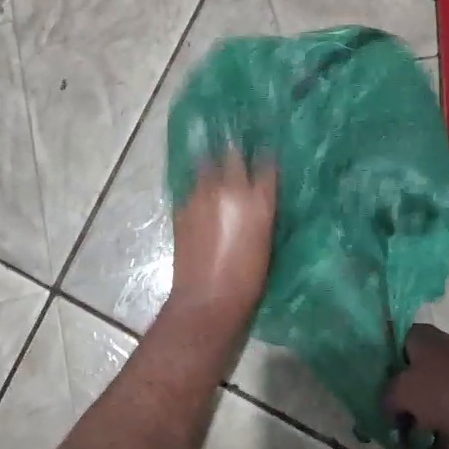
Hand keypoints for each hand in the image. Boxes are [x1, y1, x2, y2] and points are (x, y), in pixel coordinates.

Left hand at [167, 149, 277, 330]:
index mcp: (259, 199)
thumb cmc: (248, 279)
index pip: (266, 162)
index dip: (265, 155)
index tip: (265, 150)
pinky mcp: (182, 205)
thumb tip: (258, 195)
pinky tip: (200, 194)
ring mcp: (203, 194)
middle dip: (235, 151)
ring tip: (215, 166)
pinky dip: (198, 186)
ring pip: (207, 163)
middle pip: (233, 153)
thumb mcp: (266, 241)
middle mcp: (231, 188)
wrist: (208, 298)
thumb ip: (262, 211)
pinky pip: (192, 186)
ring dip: (213, 163)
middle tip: (236, 152)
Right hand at [383, 324, 448, 448]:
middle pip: (405, 375)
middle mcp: (437, 353)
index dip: (375, 363)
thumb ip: (386, 395)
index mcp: (420, 336)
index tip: (363, 385)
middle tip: (381, 423)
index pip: (388, 342)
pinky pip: (442, 422)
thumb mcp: (404, 390)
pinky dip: (433, 439)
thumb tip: (385, 406)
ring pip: (423, 402)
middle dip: (393, 402)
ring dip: (412, 426)